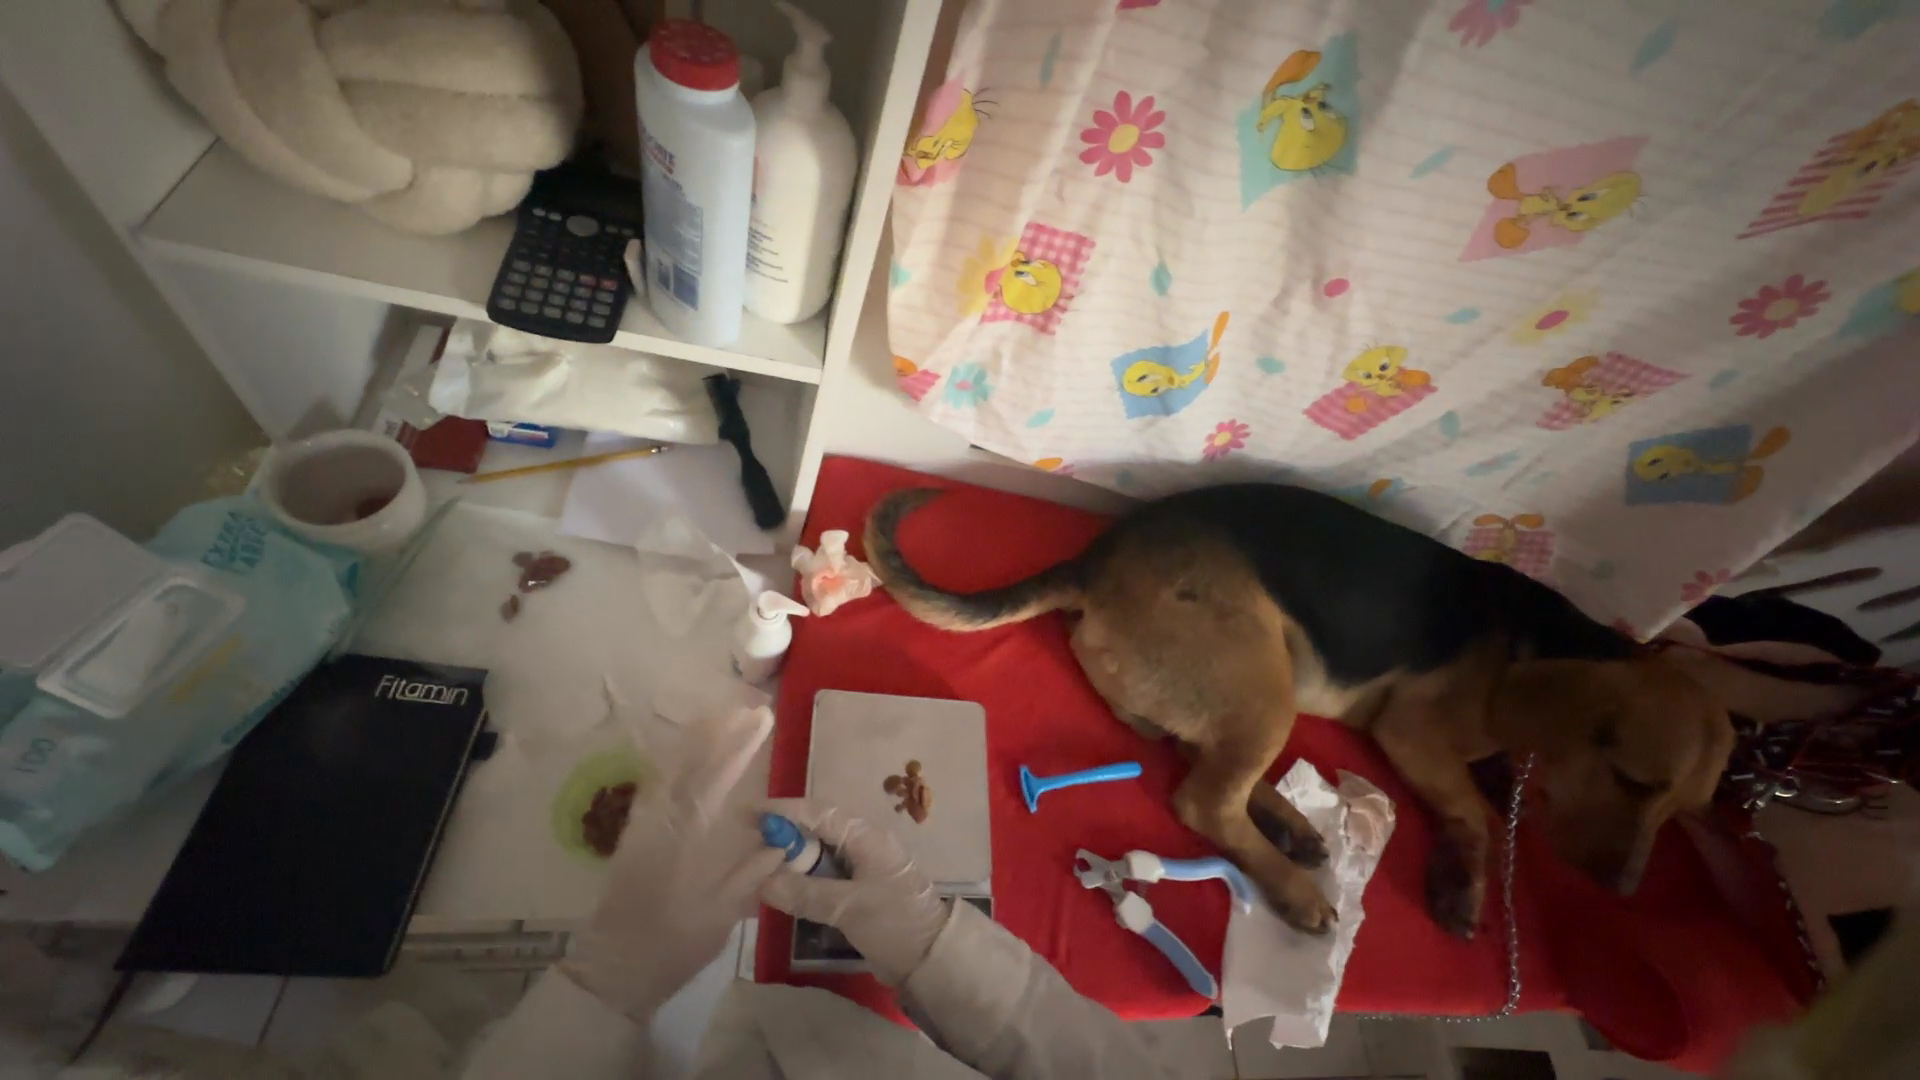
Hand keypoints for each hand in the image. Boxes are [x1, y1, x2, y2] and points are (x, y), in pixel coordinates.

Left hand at [560, 706, 785, 1017]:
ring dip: (698, 739)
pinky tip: (687, 754)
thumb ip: (753, 871)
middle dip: (722, 731)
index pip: (719, 775)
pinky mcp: (636, 832)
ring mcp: (646, 822)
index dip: (741, 744)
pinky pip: (660, 782)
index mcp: (689, 834)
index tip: (762, 718)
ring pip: (672, 767)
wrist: (615, 966)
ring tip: (722, 718)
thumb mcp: (722, 911)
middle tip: (748, 709)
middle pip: (692, 761)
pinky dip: (677, 759)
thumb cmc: (673, 941)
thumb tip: (785, 840)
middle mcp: (665, 818)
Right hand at [757, 799, 951, 985]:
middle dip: (785, 835)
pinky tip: (783, 889)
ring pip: (819, 853)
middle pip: (817, 830)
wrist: (930, 957)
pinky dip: (803, 878)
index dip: (785, 811)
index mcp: (865, 836)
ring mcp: (862, 866)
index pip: (819, 813)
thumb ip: (806, 893)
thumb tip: (762, 882)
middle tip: (750, 844)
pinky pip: (825, 874)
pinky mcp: (859, 889)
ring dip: (792, 858)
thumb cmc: (894, 921)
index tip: (752, 813)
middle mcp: (863, 844)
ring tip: (759, 866)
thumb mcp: (848, 906)